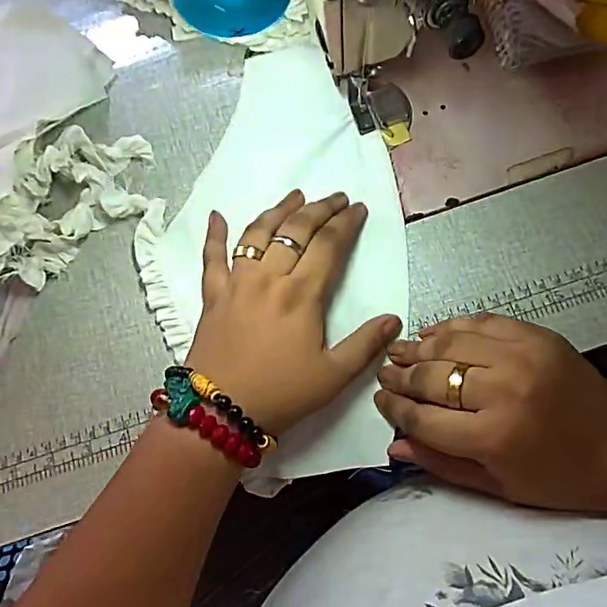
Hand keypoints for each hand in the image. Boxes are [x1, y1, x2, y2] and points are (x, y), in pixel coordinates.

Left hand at [184, 190, 401, 433]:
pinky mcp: (212, 295)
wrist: (219, 411)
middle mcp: (269, 278)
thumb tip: (394, 319)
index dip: (346, 223)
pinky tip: (216, 215)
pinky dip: (214, 234)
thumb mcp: (334, 376)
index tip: (359, 208)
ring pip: (257, 233)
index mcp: (302, 295)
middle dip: (320, 209)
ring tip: (295, 195)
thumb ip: (366, 345)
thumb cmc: (281, 394)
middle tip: (336, 197)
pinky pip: (212, 257)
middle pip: (296, 231)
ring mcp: (237, 283)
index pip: (329, 246)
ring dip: (278, 210)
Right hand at [373, 313, 606, 512]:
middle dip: (401, 376)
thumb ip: (443, 464)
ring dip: (420, 347)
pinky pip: (481, 322)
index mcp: (493, 437)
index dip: (395, 410)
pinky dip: (453, 327)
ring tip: (400, 351)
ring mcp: (520, 355)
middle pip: (432, 377)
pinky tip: (434, 333)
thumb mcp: (500, 486)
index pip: (424, 419)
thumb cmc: (562, 477)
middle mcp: (503, 390)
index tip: (381, 402)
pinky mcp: (535, 335)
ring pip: (451, 343)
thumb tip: (395, 445)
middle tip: (384, 374)